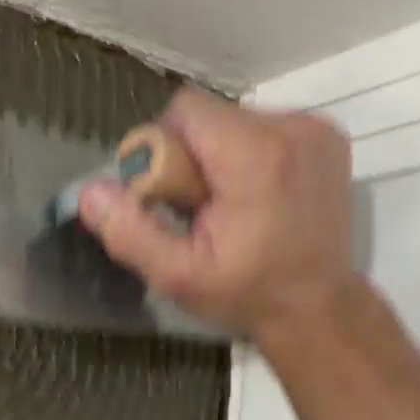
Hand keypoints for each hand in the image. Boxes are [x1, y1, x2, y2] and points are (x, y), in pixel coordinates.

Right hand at [79, 87, 360, 345]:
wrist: (317, 309)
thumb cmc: (245, 295)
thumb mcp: (178, 277)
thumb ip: (131, 233)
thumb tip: (90, 193)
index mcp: (254, 156)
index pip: (186, 110)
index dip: (164, 150)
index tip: (169, 196)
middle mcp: (291, 128)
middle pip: (211, 116)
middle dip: (192, 158)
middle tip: (199, 212)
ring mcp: (316, 130)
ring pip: (238, 122)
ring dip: (221, 158)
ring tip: (231, 211)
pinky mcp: (328, 138)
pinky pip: (267, 130)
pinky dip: (250, 158)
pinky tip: (258, 200)